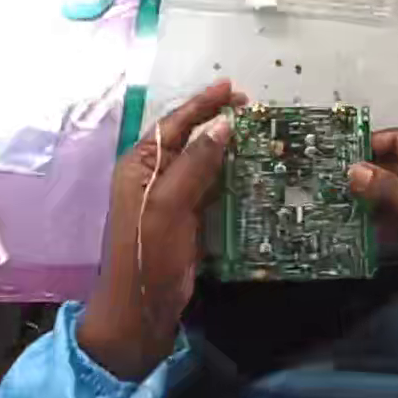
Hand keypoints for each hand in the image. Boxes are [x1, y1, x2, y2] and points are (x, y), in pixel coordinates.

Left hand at [81, 79, 243, 379]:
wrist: (140, 311)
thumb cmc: (147, 252)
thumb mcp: (169, 204)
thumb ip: (195, 163)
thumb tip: (222, 124)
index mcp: (140, 165)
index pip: (174, 124)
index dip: (202, 103)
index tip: (231, 86)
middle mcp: (153, 175)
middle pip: (189, 139)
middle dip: (217, 122)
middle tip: (251, 108)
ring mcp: (171, 198)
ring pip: (202, 163)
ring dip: (227, 149)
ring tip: (258, 134)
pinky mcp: (187, 218)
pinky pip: (211, 188)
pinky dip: (230, 177)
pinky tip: (252, 171)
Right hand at [347, 129, 397, 349]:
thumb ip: (390, 189)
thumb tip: (353, 170)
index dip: (368, 144)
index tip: (334, 152)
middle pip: (391, 166)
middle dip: (362, 174)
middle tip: (323, 180)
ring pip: (390, 193)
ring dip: (365, 199)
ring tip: (329, 202)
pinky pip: (395, 216)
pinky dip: (376, 221)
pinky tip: (350, 226)